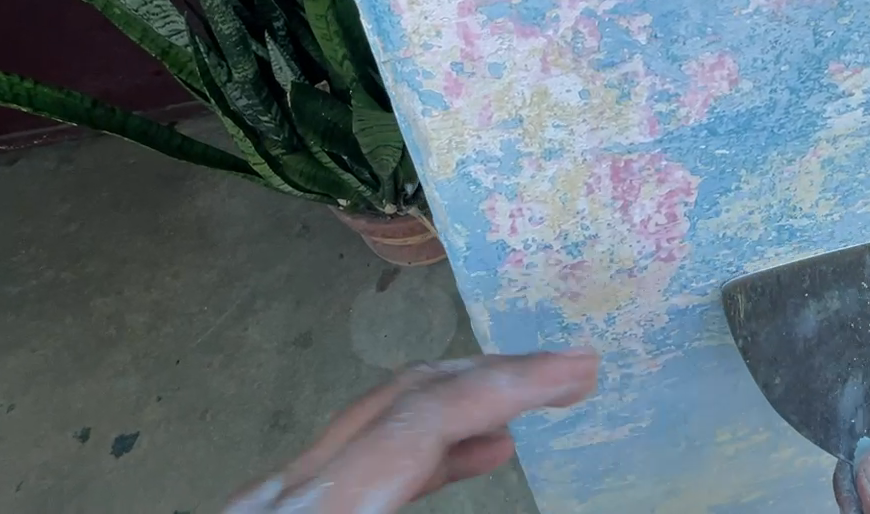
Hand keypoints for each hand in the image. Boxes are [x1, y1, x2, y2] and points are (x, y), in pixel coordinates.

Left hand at [226, 350, 599, 513]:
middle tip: (574, 373)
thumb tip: (501, 453)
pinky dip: (438, 450)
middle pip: (406, 399)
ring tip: (543, 399)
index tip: (583, 370)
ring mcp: (286, 503)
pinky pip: (373, 464)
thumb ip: (423, 487)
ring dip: (472, 403)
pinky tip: (486, 455)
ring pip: (388, 422)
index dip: (512, 384)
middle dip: (499, 377)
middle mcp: (296, 497)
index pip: (424, 419)